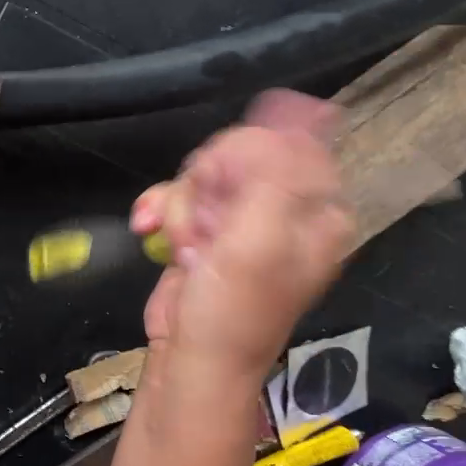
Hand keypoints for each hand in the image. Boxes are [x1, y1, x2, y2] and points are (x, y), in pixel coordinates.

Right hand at [131, 91, 351, 380]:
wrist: (191, 356)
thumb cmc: (232, 311)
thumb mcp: (259, 243)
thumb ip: (276, 176)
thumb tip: (296, 108)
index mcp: (316, 208)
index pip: (286, 142)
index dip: (242, 157)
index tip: (220, 188)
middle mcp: (282, 208)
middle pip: (236, 154)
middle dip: (203, 186)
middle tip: (204, 226)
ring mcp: (239, 220)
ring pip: (200, 176)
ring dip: (178, 207)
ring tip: (184, 246)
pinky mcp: (203, 231)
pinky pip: (178, 197)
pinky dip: (159, 211)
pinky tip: (150, 228)